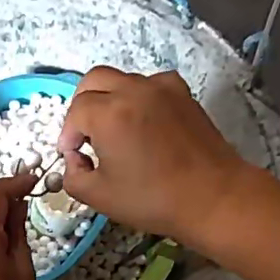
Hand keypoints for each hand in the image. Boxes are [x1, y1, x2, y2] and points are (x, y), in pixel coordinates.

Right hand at [58, 67, 256, 240]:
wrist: (211, 196)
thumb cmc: (152, 199)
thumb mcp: (98, 197)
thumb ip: (73, 176)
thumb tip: (75, 159)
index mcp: (109, 114)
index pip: (75, 111)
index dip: (68, 134)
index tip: (73, 156)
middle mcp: (134, 91)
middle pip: (93, 81)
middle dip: (82, 106)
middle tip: (84, 135)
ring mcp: (161, 88)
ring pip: (122, 80)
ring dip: (109, 100)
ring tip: (114, 132)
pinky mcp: (182, 94)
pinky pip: (150, 84)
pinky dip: (138, 98)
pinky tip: (143, 123)